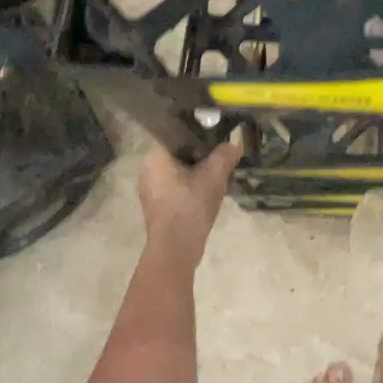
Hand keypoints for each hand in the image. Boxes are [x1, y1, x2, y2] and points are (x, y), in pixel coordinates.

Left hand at [138, 140, 241, 264]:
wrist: (175, 250)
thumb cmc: (190, 206)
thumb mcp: (214, 177)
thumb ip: (224, 156)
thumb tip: (234, 144)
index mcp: (155, 157)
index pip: (176, 134)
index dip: (198, 133)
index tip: (216, 136)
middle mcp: (147, 170)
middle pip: (179, 154)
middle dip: (201, 156)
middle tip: (222, 156)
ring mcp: (150, 191)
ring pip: (179, 172)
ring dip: (198, 173)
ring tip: (221, 175)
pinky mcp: (157, 207)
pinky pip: (177, 188)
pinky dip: (193, 188)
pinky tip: (210, 193)